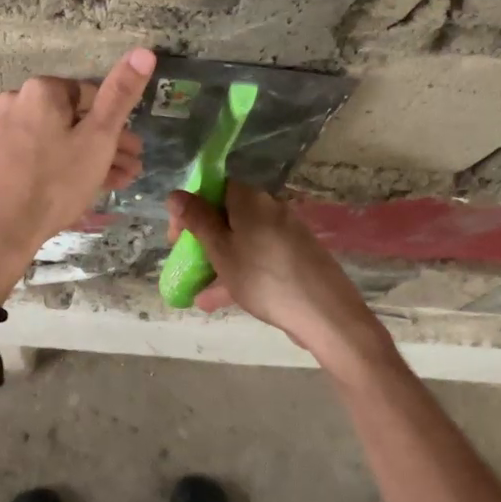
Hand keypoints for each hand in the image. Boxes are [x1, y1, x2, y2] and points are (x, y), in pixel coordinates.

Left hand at [0, 47, 155, 299]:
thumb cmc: (54, 183)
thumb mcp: (98, 139)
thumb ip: (121, 95)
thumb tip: (145, 50)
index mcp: (42, 90)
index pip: (92, 95)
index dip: (118, 124)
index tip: (136, 150)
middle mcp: (18, 101)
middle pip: (75, 118)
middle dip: (108, 143)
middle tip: (133, 168)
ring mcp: (5, 130)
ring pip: (60, 138)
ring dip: (91, 157)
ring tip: (119, 182)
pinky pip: (42, 153)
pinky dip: (66, 165)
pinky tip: (87, 188)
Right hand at [168, 183, 389, 367]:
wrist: (325, 313)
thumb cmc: (264, 277)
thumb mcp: (221, 250)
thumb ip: (197, 220)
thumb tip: (175, 193)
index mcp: (250, 199)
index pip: (213, 188)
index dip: (191, 209)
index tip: (177, 238)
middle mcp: (269, 209)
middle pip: (228, 216)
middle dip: (203, 241)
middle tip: (187, 265)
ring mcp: (286, 234)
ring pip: (242, 241)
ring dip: (218, 263)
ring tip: (199, 295)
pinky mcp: (296, 257)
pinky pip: (258, 258)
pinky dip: (239, 272)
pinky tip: (220, 302)